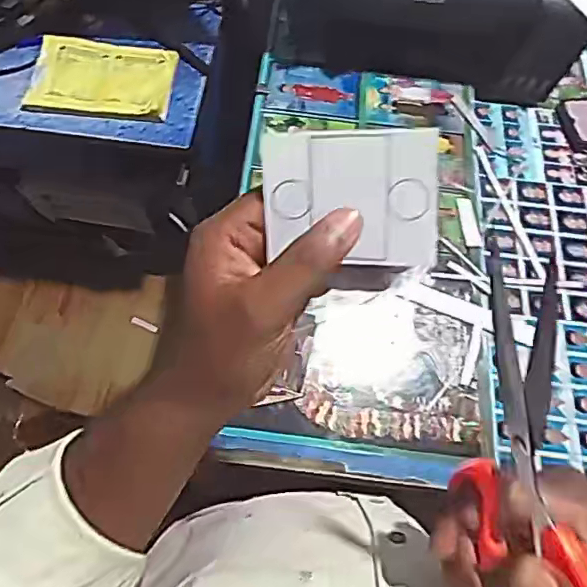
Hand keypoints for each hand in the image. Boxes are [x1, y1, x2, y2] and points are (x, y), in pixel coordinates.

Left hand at [142, 191, 360, 417]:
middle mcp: (238, 244)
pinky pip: (304, 270)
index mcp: (223, 236)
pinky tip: (363, 264)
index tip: (360, 184)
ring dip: (333, 245)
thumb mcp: (265, 306)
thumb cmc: (221, 356)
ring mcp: (256, 268)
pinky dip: (328, 270)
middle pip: (291, 219)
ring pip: (301, 245)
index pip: (273, 196)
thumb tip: (348, 219)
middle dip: (330, 219)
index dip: (314, 190)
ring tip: (382, 231)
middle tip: (382, 208)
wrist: (204, 402)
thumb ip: (306, 262)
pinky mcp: (271, 291)